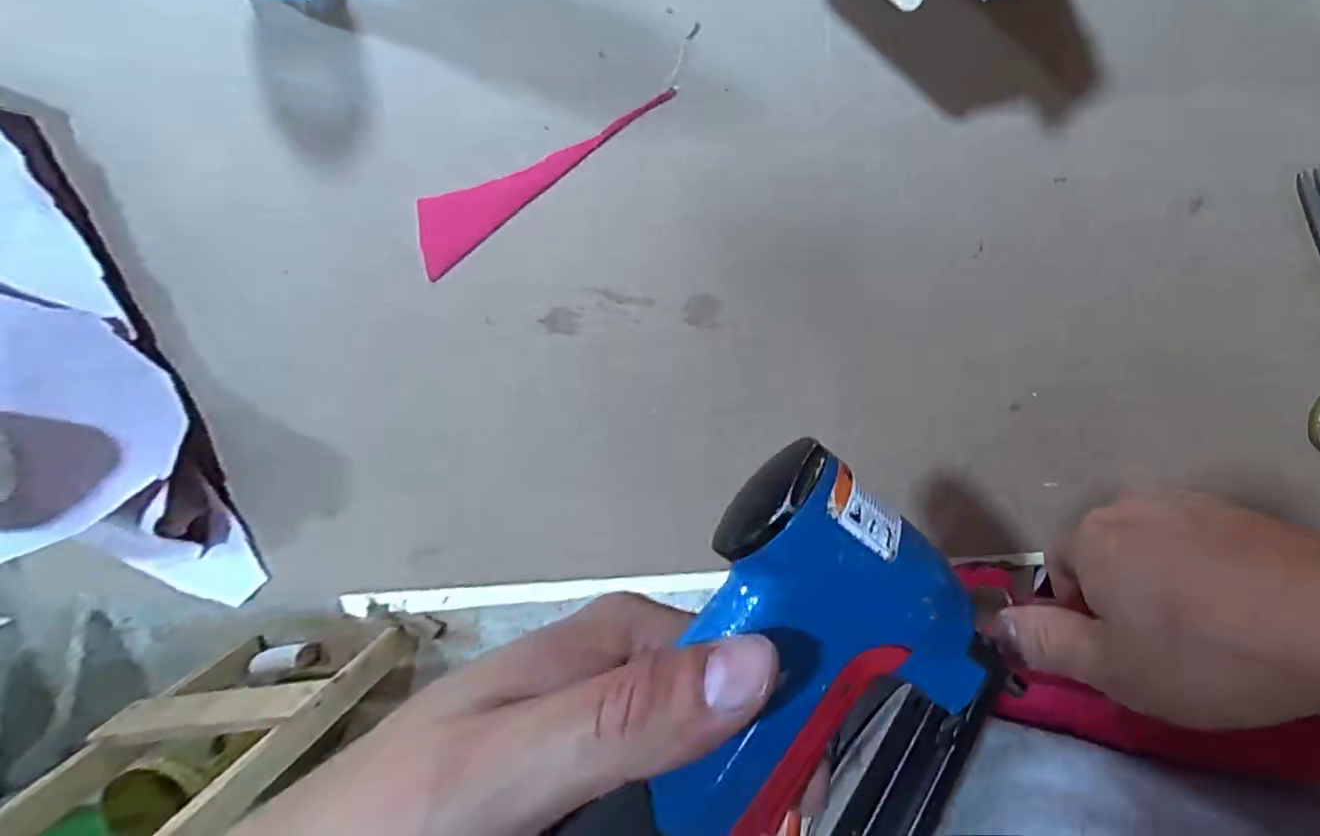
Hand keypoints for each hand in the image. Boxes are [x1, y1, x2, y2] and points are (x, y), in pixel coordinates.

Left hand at [233, 594, 777, 835]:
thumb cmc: (379, 823)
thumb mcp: (497, 769)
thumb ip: (623, 714)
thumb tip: (764, 658)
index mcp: (626, 635)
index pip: (748, 646)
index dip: (790, 706)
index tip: (808, 785)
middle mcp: (632, 670)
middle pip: (736, 708)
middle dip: (767, 771)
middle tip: (782, 826)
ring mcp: (613, 729)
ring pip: (712, 760)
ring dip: (742, 803)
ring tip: (759, 830)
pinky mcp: (596, 780)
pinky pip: (675, 794)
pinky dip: (706, 816)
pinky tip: (723, 828)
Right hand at [995, 491, 1319, 728]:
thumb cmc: (1204, 650)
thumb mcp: (1114, 668)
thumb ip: (1047, 643)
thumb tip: (998, 623)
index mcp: (1092, 533)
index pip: (1058, 570)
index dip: (1081, 619)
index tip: (1122, 654)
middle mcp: (1130, 502)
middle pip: (1104, 553)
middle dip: (1119, 599)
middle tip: (1160, 649)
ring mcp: (1185, 498)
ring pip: (1150, 547)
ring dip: (1160, 584)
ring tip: (1204, 631)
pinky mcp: (1230, 507)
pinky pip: (1193, 540)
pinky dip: (1201, 571)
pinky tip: (1238, 607)